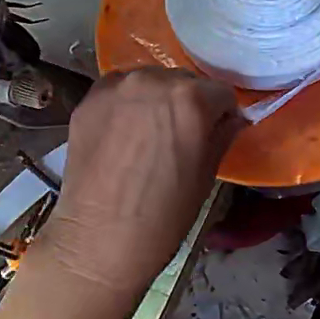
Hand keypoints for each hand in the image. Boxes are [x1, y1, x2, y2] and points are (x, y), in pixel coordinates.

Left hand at [35, 68, 241, 295]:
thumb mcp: (206, 175)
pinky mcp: (88, 100)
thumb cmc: (164, 214)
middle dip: (186, 104)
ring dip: (154, 101)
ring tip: (147, 137)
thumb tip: (231, 119)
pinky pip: (117, 92)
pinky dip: (124, 106)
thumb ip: (222, 136)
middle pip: (182, 82)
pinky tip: (121, 136)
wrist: (100, 237)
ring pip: (148, 83)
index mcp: (191, 99)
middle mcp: (152, 81)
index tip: (215, 132)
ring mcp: (115, 88)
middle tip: (179, 137)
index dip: (221, 114)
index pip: (220, 93)